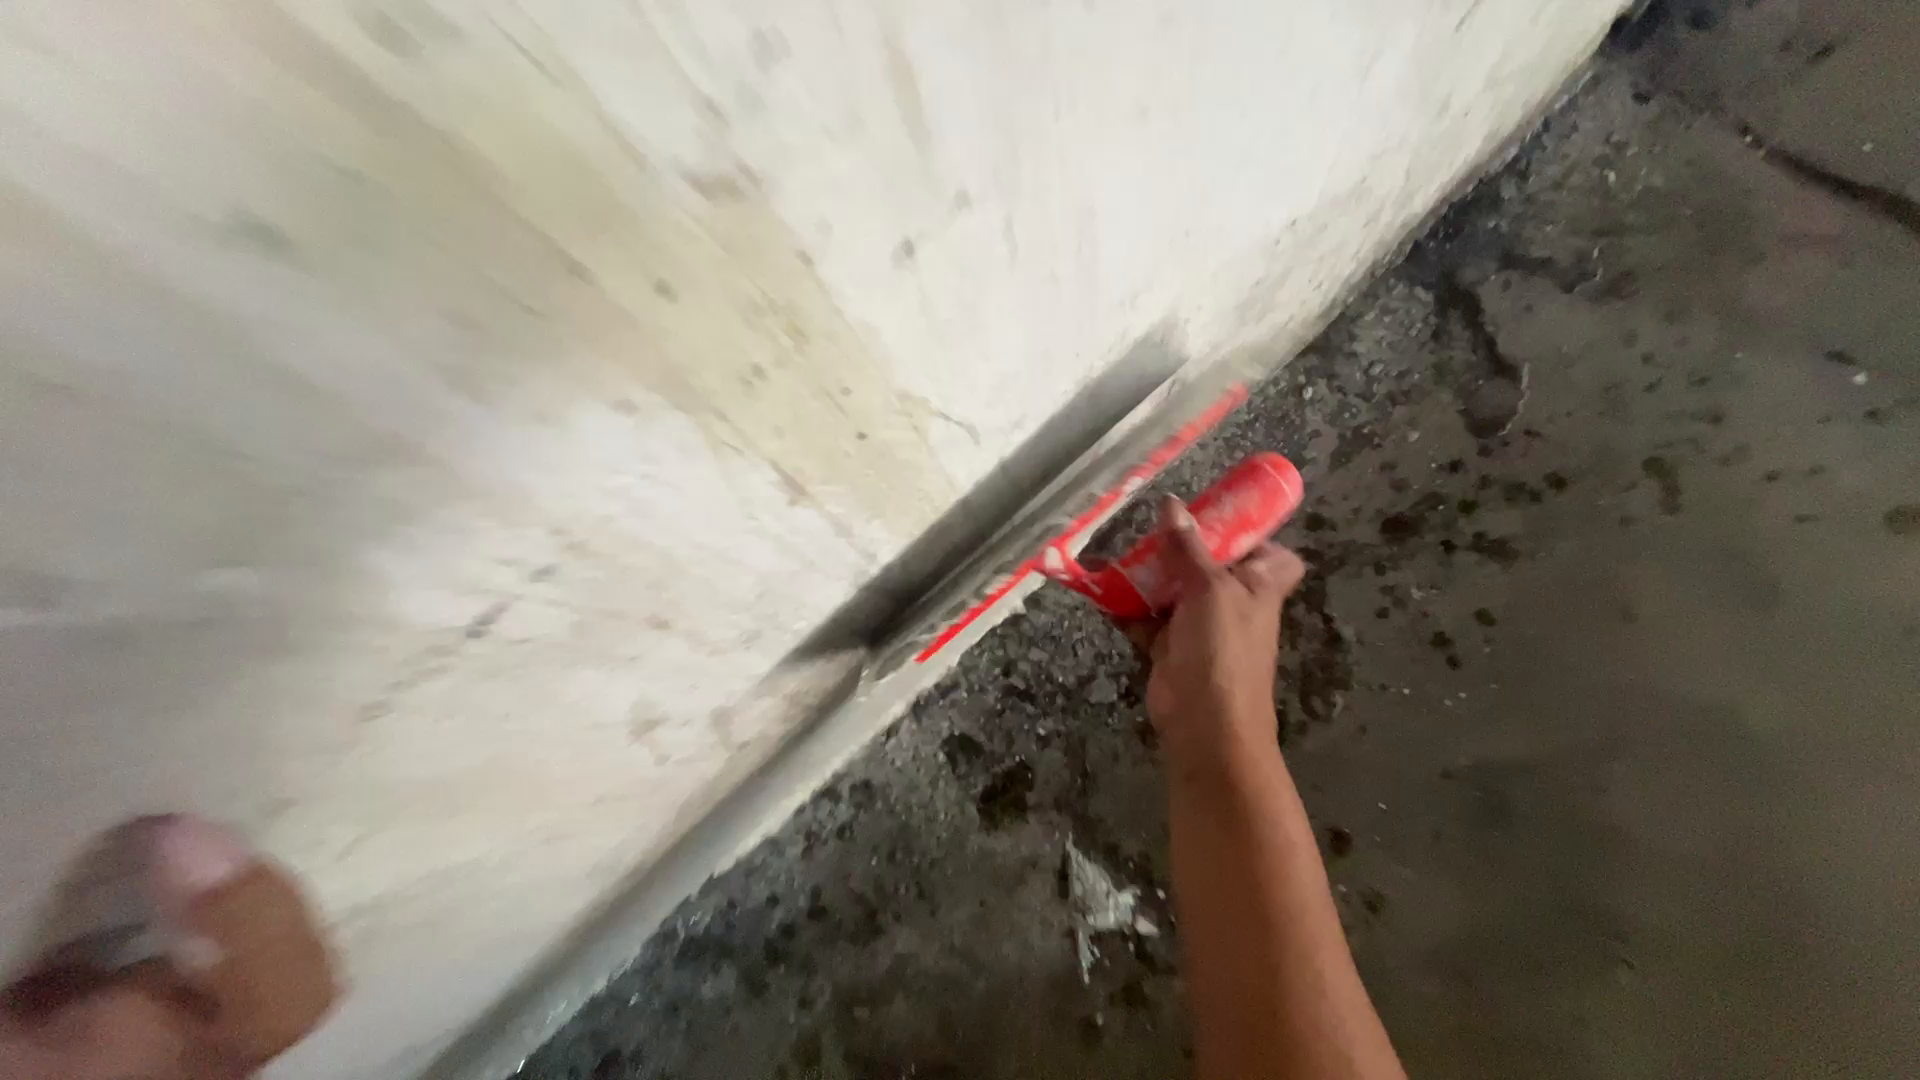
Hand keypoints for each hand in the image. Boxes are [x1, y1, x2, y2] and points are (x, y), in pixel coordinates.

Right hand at [1118, 495, 1305, 776]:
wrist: (1203, 721)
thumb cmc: (1223, 649)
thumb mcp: (1210, 588)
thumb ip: (1189, 548)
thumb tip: (1172, 504)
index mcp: (1259, 586)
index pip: (1274, 556)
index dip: (1254, 536)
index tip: (1221, 518)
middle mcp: (1232, 602)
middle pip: (1211, 565)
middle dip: (1183, 547)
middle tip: (1152, 525)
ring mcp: (1199, 626)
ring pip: (1173, 589)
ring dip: (1148, 573)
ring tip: (1119, 548)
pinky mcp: (1168, 645)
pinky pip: (1145, 617)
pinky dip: (1125, 605)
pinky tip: (1100, 585)